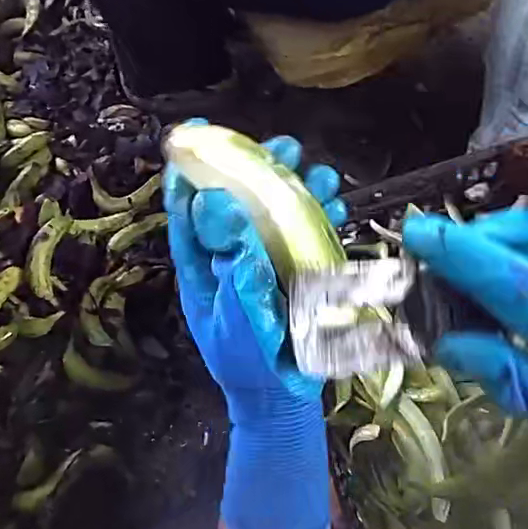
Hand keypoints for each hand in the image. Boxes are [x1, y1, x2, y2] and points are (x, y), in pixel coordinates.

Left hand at [166, 133, 346, 528]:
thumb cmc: (247, 360)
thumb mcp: (231, 310)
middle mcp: (231, 253)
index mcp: (201, 262)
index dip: (192, 167)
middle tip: (285, 147)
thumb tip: (217, 198)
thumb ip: (227, 259)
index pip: (189, 206)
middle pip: (240, 198)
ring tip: (320, 171)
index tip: (199, 131)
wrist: (281, 397)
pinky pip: (307, 233)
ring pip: (277, 211)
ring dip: (299, 187)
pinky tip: (338, 203)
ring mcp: (266, 259)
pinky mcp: (296, 269)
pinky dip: (323, 216)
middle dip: (260, 168)